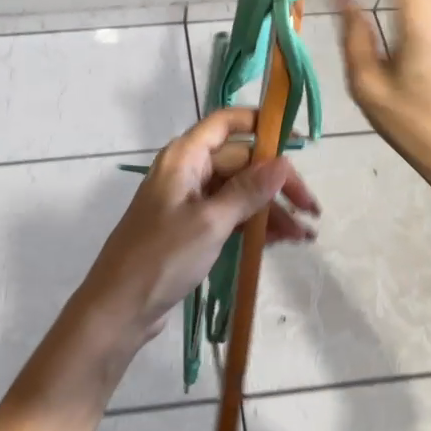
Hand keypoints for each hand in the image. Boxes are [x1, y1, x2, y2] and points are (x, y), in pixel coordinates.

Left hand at [72, 108, 319, 348]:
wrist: (119, 308)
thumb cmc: (161, 257)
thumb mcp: (210, 222)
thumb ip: (248, 191)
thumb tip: (283, 162)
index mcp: (184, 157)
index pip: (227, 123)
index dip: (262, 124)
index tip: (297, 142)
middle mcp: (187, 171)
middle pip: (240, 161)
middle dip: (276, 182)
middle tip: (311, 210)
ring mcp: (188, 201)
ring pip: (238, 192)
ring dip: (270, 209)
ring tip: (303, 236)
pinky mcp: (191, 229)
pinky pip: (229, 216)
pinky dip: (254, 225)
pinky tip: (280, 242)